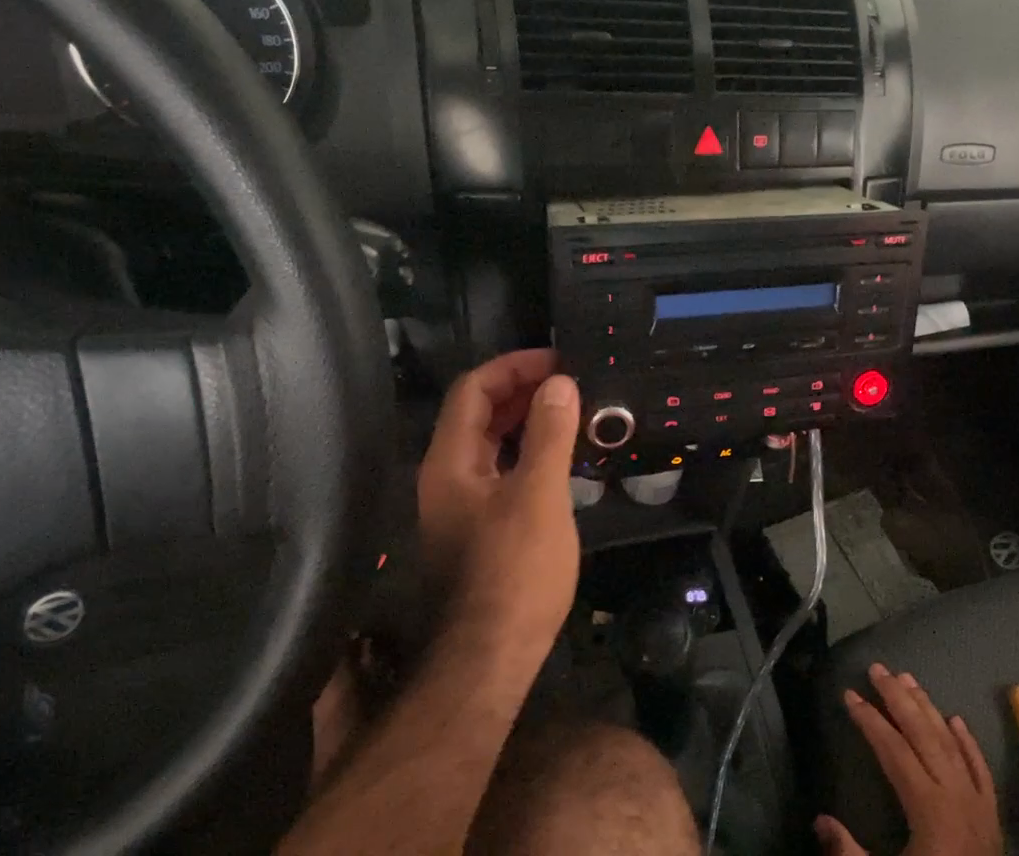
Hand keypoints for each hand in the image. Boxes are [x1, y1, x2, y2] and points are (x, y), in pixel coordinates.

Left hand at [415, 349, 581, 651]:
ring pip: (491, 446)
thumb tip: (559, 383)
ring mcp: (460, 508)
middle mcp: (446, 478)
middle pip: (478, 415)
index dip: (513, 367)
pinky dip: (528, 455)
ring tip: (572, 413)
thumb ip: (549, 435)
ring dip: (526, 422)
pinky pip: (501, 475)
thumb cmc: (515, 572)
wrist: (490, 658)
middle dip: (522, 390)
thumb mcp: (539, 496)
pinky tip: (561, 462)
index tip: (558, 360)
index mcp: (450, 462)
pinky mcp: (478, 532)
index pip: (473, 390)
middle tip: (571, 382)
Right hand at [816, 663, 1001, 855]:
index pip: (893, 750)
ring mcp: (978, 805)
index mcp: (928, 808)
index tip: (849, 695)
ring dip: (928, 709)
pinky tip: (955, 720)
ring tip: (908, 679)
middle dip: (898, 699)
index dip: (870, 720)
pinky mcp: (992, 818)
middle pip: (924, 735)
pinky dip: (967, 742)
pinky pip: (981, 770)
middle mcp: (956, 796)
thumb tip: (819, 820)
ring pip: (952, 744)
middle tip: (877, 668)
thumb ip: (847, 851)